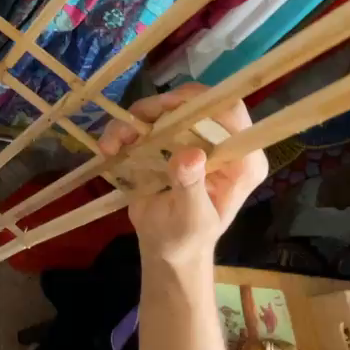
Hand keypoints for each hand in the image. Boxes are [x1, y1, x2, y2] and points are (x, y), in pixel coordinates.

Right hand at [97, 84, 268, 277]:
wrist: (164, 247)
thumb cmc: (185, 238)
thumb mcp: (191, 219)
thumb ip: (192, 187)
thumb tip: (192, 154)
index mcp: (240, 160)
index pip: (231, 113)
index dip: (201, 103)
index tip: (166, 110)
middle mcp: (219, 142)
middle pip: (192, 101)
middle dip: (157, 109)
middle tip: (130, 126)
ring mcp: (191, 138)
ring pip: (162, 107)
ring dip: (133, 120)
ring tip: (113, 143)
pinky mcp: (167, 139)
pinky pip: (143, 120)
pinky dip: (122, 129)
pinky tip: (109, 148)